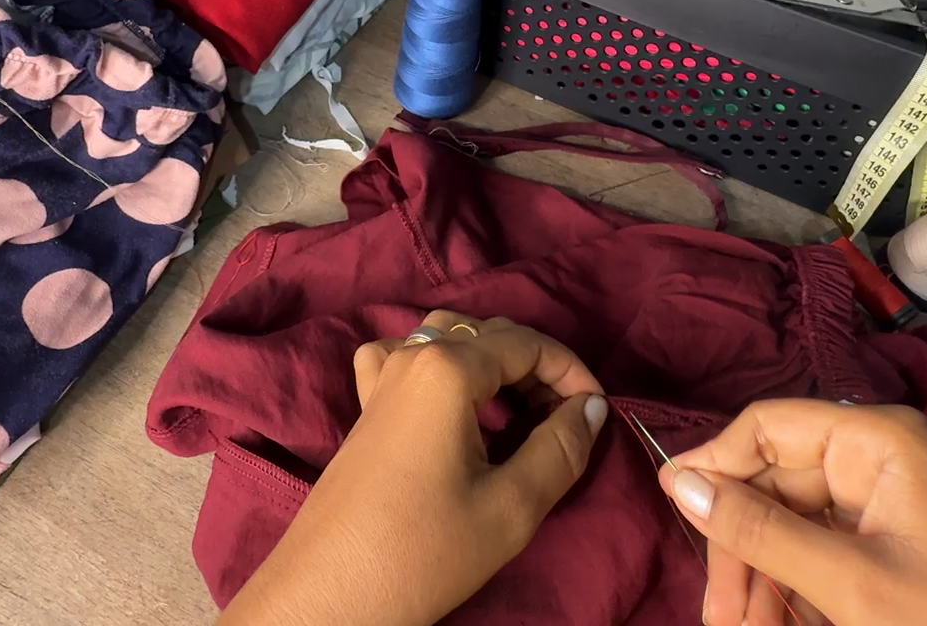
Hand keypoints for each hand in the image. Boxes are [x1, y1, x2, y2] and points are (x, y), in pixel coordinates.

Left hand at [219, 311, 608, 625]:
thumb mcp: (511, 507)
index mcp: (448, 368)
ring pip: (450, 336)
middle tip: (566, 418)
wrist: (330, 592)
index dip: (571, 371)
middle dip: (537, 366)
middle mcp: (413, 354)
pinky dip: (438, 361)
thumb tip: (591, 407)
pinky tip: (446, 394)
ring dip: (493, 360)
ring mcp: (383, 374)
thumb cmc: (424, 550)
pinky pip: (404, 355)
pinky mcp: (365, 400)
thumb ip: (560, 448)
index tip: (597, 410)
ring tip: (521, 405)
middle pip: (489, 335)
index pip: (527, 344)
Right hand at [661, 400, 926, 625]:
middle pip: (775, 483)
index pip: (767, 427)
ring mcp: (887, 506)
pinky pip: (822, 556)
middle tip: (719, 619)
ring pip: (793, 526)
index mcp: (874, 441)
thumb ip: (760, 531)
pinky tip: (780, 624)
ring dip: (764, 580)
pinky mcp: (896, 551)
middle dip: (742, 549)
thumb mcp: (853, 588)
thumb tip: (678, 482)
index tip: (673, 508)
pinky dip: (796, 593)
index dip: (715, 463)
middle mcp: (876, 460)